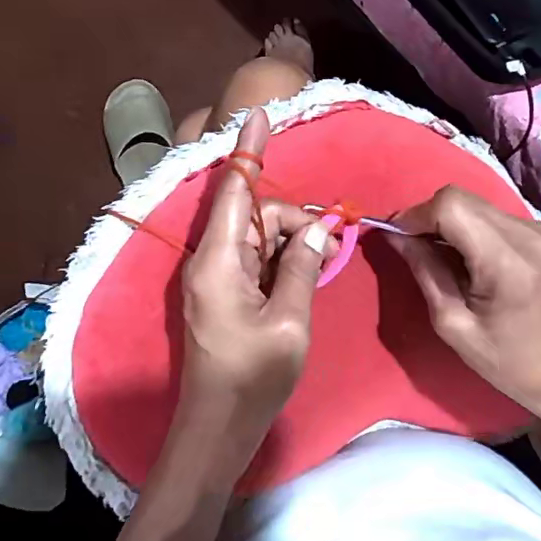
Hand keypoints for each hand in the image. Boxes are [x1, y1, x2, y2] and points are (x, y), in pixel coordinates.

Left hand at [180, 108, 334, 432]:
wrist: (218, 425)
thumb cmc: (253, 378)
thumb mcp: (290, 322)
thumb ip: (303, 267)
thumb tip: (318, 229)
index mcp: (219, 260)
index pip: (233, 190)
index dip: (249, 151)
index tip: (261, 114)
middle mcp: (211, 259)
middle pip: (255, 213)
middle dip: (293, 219)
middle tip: (330, 249)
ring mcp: (215, 276)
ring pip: (258, 234)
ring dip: (292, 240)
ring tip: (324, 263)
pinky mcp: (223, 291)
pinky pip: (255, 257)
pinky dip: (282, 258)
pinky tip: (307, 270)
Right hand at [388, 186, 540, 429]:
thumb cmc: (504, 358)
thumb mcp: (451, 323)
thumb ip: (424, 270)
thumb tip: (393, 233)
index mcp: (507, 263)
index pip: (452, 206)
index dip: (417, 214)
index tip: (397, 235)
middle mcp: (529, 235)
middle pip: (462, 198)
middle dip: (428, 216)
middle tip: (411, 244)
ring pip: (475, 203)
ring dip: (448, 221)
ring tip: (438, 252)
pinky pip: (492, 214)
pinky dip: (469, 227)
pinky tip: (467, 256)